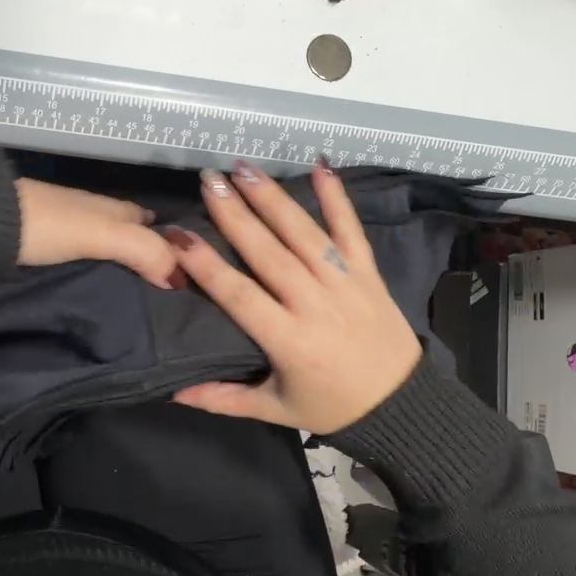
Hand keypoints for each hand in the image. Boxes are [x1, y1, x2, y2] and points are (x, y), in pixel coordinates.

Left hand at [16, 178, 176, 287]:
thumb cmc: (46, 225)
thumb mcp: (100, 235)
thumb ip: (140, 250)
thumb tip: (178, 279)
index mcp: (106, 205)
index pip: (145, 219)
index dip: (166, 238)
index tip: (185, 266)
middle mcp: (87, 211)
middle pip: (122, 228)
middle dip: (141, 248)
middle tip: (159, 284)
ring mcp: (59, 226)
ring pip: (98, 240)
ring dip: (115, 258)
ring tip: (132, 290)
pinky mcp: (36, 243)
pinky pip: (74, 254)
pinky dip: (89, 264)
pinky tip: (91, 281)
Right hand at [167, 161, 421, 433]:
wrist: (402, 407)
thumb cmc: (331, 406)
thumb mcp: (274, 409)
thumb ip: (223, 398)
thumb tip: (172, 392)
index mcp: (289, 340)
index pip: (239, 295)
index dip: (207, 265)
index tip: (178, 236)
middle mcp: (315, 304)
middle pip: (270, 253)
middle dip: (237, 215)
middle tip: (209, 182)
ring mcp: (345, 284)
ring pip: (305, 234)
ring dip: (274, 199)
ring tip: (244, 169)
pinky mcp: (368, 273)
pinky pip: (351, 230)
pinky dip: (337, 198)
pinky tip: (320, 166)